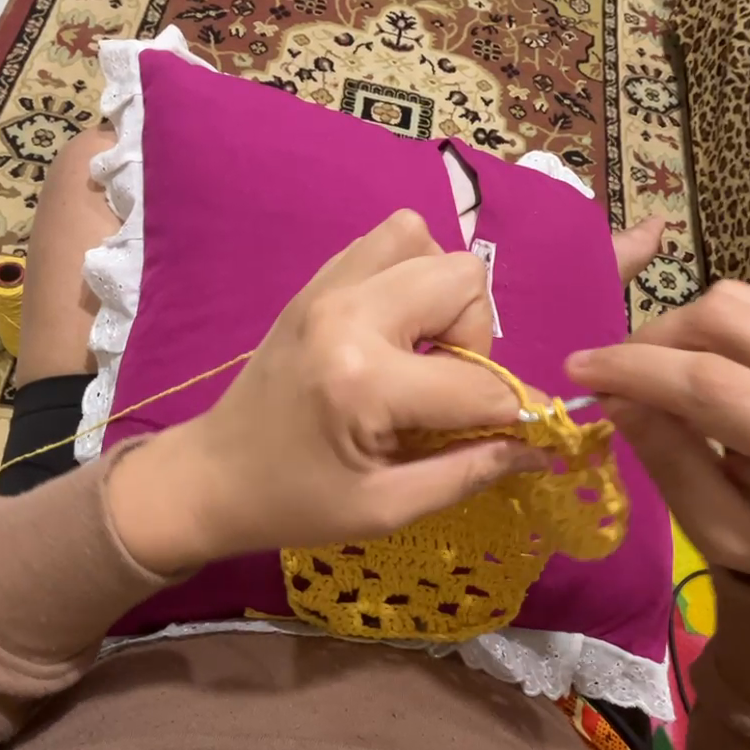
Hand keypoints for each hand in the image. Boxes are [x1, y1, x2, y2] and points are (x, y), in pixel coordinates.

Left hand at [109, 210, 542, 572]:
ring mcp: (327, 287)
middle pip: (464, 280)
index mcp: (364, 381)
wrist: (210, 475)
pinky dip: (410, 275)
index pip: (478, 383)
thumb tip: (538, 448)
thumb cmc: (293, 503)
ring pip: (426, 243)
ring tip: (421, 350)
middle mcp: (348, 313)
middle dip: (476, 340)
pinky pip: (386, 242)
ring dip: (444, 296)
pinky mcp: (314, 282)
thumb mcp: (384, 508)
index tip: (521, 436)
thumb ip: (468, 472)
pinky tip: (395, 328)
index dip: (515, 413)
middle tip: (445, 388)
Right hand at [565, 279, 749, 603]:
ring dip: (684, 328)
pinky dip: (722, 321)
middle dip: (655, 340)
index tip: (577, 369)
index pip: (714, 385)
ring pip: (743, 298)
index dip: (636, 369)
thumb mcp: (709, 526)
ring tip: (670, 371)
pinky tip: (720, 359)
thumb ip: (665, 456)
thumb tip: (614, 392)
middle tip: (623, 374)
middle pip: (728, 320)